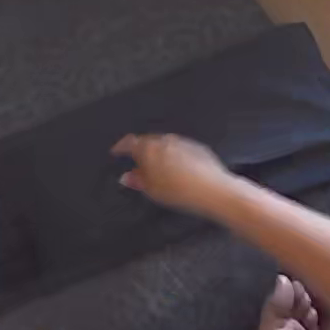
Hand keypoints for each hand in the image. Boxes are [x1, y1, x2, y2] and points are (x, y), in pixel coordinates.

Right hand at [113, 133, 242, 213]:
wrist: (214, 189)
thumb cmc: (177, 190)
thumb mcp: (152, 190)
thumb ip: (137, 180)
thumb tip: (125, 176)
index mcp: (148, 148)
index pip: (129, 142)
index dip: (120, 147)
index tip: (116, 152)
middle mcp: (163, 139)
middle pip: (147, 141)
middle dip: (141, 150)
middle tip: (138, 163)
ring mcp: (182, 141)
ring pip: (164, 144)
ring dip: (159, 152)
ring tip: (159, 168)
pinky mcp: (197, 147)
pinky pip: (179, 148)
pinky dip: (174, 155)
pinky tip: (179, 169)